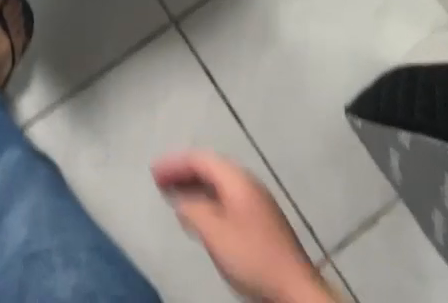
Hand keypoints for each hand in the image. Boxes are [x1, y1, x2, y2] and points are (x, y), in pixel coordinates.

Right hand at [153, 150, 333, 302]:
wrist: (293, 288)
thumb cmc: (251, 256)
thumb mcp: (214, 232)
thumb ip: (192, 210)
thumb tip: (179, 198)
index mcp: (237, 180)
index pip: (200, 159)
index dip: (175, 163)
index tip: (154, 172)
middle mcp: (247, 184)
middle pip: (210, 167)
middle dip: (183, 172)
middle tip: (160, 181)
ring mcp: (256, 201)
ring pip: (219, 184)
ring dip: (195, 186)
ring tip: (174, 196)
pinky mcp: (259, 219)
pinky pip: (226, 198)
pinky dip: (207, 200)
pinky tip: (198, 215)